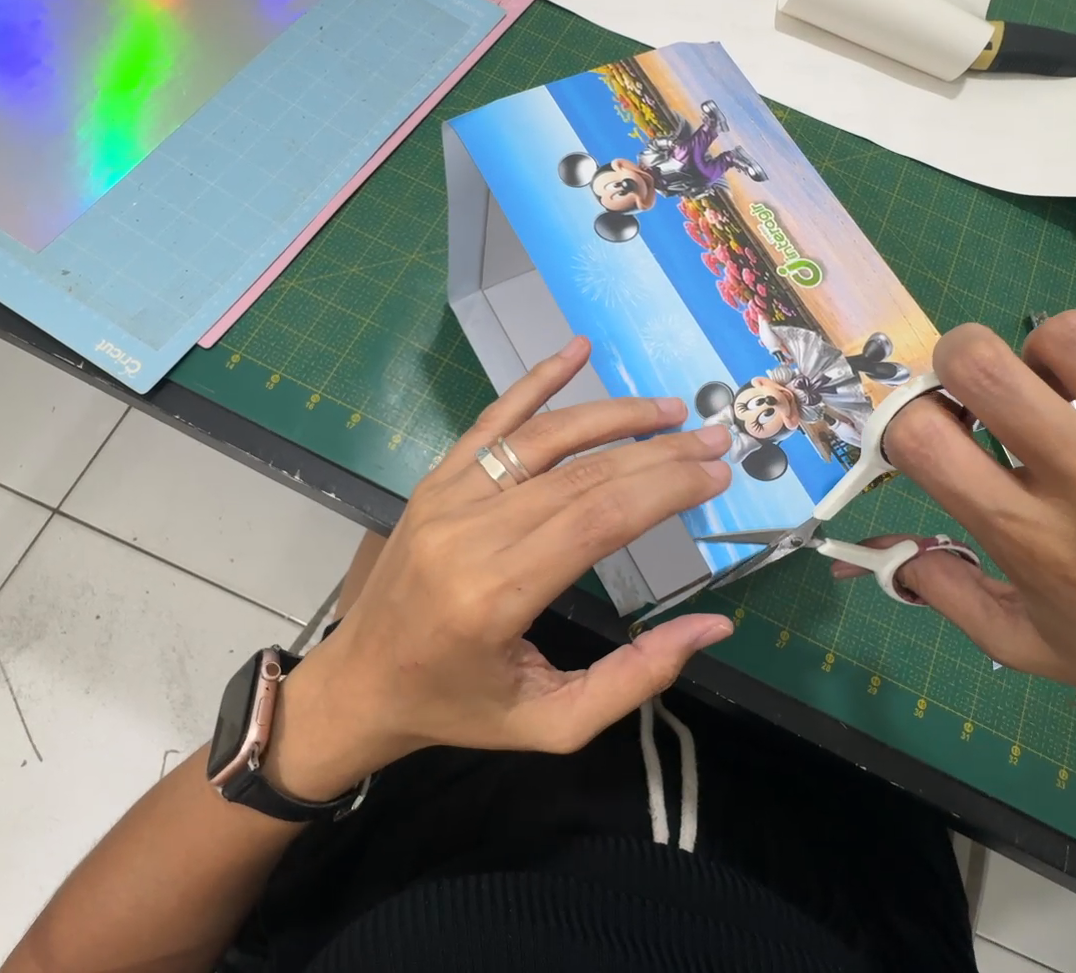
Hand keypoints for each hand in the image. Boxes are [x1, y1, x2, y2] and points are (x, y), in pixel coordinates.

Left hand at [262, 337, 734, 801]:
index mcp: (496, 595)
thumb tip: (713, 626)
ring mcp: (444, 499)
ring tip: (671, 411)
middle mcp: (468, 535)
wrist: (359, 685)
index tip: (716, 475)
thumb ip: (636, 679)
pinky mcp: (433, 483)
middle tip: (714, 442)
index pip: (597, 520)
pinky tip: (574, 352)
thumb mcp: (551, 723)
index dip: (664, 490)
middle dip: (657, 453)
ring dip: (611, 416)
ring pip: (541, 439)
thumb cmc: (457, 709)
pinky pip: (490, 423)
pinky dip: (534, 383)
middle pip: (580, 475)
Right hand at [861, 312, 1075, 757]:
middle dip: (960, 359)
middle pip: (982, 361)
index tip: (934, 426)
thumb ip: (940, 589)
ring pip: (1072, 334)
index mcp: (1034, 540)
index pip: (921, 435)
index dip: (907, 417)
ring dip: (1054, 359)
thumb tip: (873, 545)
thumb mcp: (1029, 647)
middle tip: (983, 382)